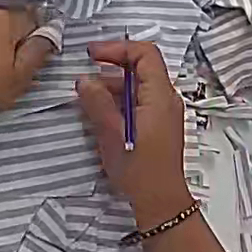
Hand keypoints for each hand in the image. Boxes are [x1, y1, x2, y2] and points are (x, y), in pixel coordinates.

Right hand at [75, 40, 191, 226]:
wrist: (161, 202)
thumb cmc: (140, 170)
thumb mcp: (112, 135)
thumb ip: (97, 104)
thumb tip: (85, 81)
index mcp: (160, 97)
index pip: (145, 54)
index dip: (118, 48)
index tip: (93, 54)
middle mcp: (166, 100)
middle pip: (141, 69)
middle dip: (111, 69)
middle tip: (85, 78)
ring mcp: (164, 113)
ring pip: (138, 87)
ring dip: (113, 88)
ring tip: (88, 100)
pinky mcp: (158, 126)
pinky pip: (139, 103)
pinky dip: (120, 102)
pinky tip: (102, 115)